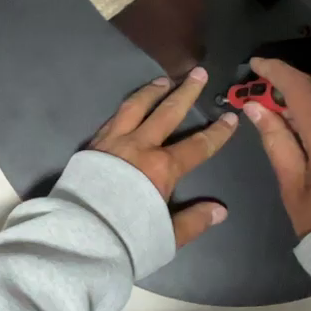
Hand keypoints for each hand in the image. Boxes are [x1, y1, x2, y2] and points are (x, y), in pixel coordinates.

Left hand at [89, 66, 238, 245]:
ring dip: (153, 91)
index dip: (217, 133)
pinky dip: (127, 106)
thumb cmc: (126, 237)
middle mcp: (140, 146)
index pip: (197, 146)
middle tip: (198, 73)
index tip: (231, 117)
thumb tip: (220, 209)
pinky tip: (130, 104)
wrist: (79, 235)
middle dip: (186, 92)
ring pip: (136, 107)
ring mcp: (114, 141)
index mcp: (161, 168)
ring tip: (164, 79)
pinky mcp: (94, 144)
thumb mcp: (166, 237)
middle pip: (167, 112)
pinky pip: (114, 117)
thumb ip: (193, 220)